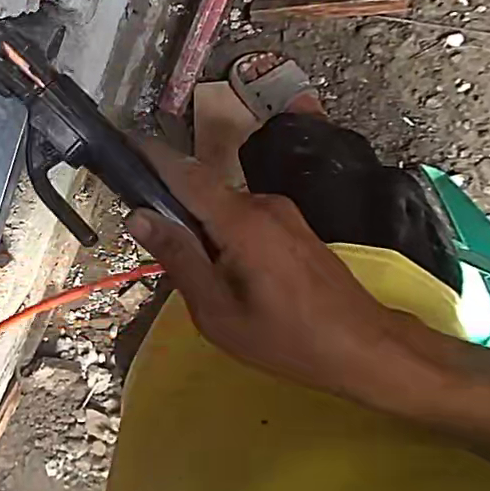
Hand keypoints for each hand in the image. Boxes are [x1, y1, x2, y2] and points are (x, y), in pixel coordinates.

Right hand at [125, 139, 445, 403]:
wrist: (367, 347)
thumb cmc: (288, 338)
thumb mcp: (218, 311)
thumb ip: (178, 258)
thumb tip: (139, 216)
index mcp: (241, 222)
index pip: (185, 174)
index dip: (151, 155)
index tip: (122, 143)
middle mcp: (262, 204)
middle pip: (201, 190)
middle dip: (170, 205)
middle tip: (152, 244)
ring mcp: (282, 212)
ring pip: (221, 206)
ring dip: (198, 225)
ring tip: (194, 272)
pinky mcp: (293, 224)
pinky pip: (242, 217)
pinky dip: (221, 232)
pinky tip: (225, 271)